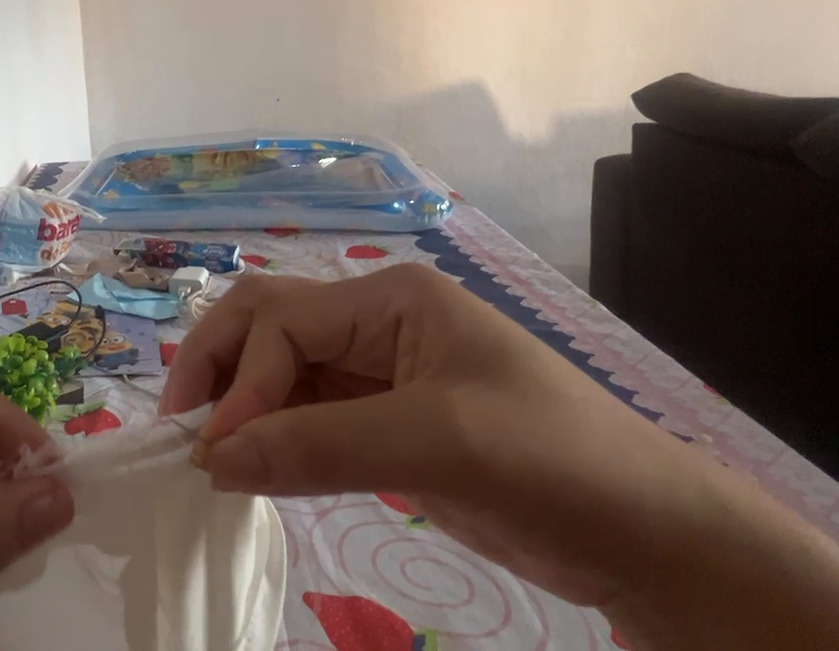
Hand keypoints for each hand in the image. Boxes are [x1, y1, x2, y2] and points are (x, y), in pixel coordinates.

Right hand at [162, 264, 838, 649]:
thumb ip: (317, 444)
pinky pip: (305, 415)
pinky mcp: (382, 420)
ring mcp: (377, 371)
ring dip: (239, 407)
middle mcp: (373, 321)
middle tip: (184, 432)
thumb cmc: (556, 464)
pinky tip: (250, 467)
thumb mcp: (437, 444)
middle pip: (266, 325)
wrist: (655, 538)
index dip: (240, 381)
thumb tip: (212, 456)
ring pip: (279, 372)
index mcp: (388, 299)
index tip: (212, 452)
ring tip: (209, 458)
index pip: (281, 321)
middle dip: (219, 371)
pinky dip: (270, 437)